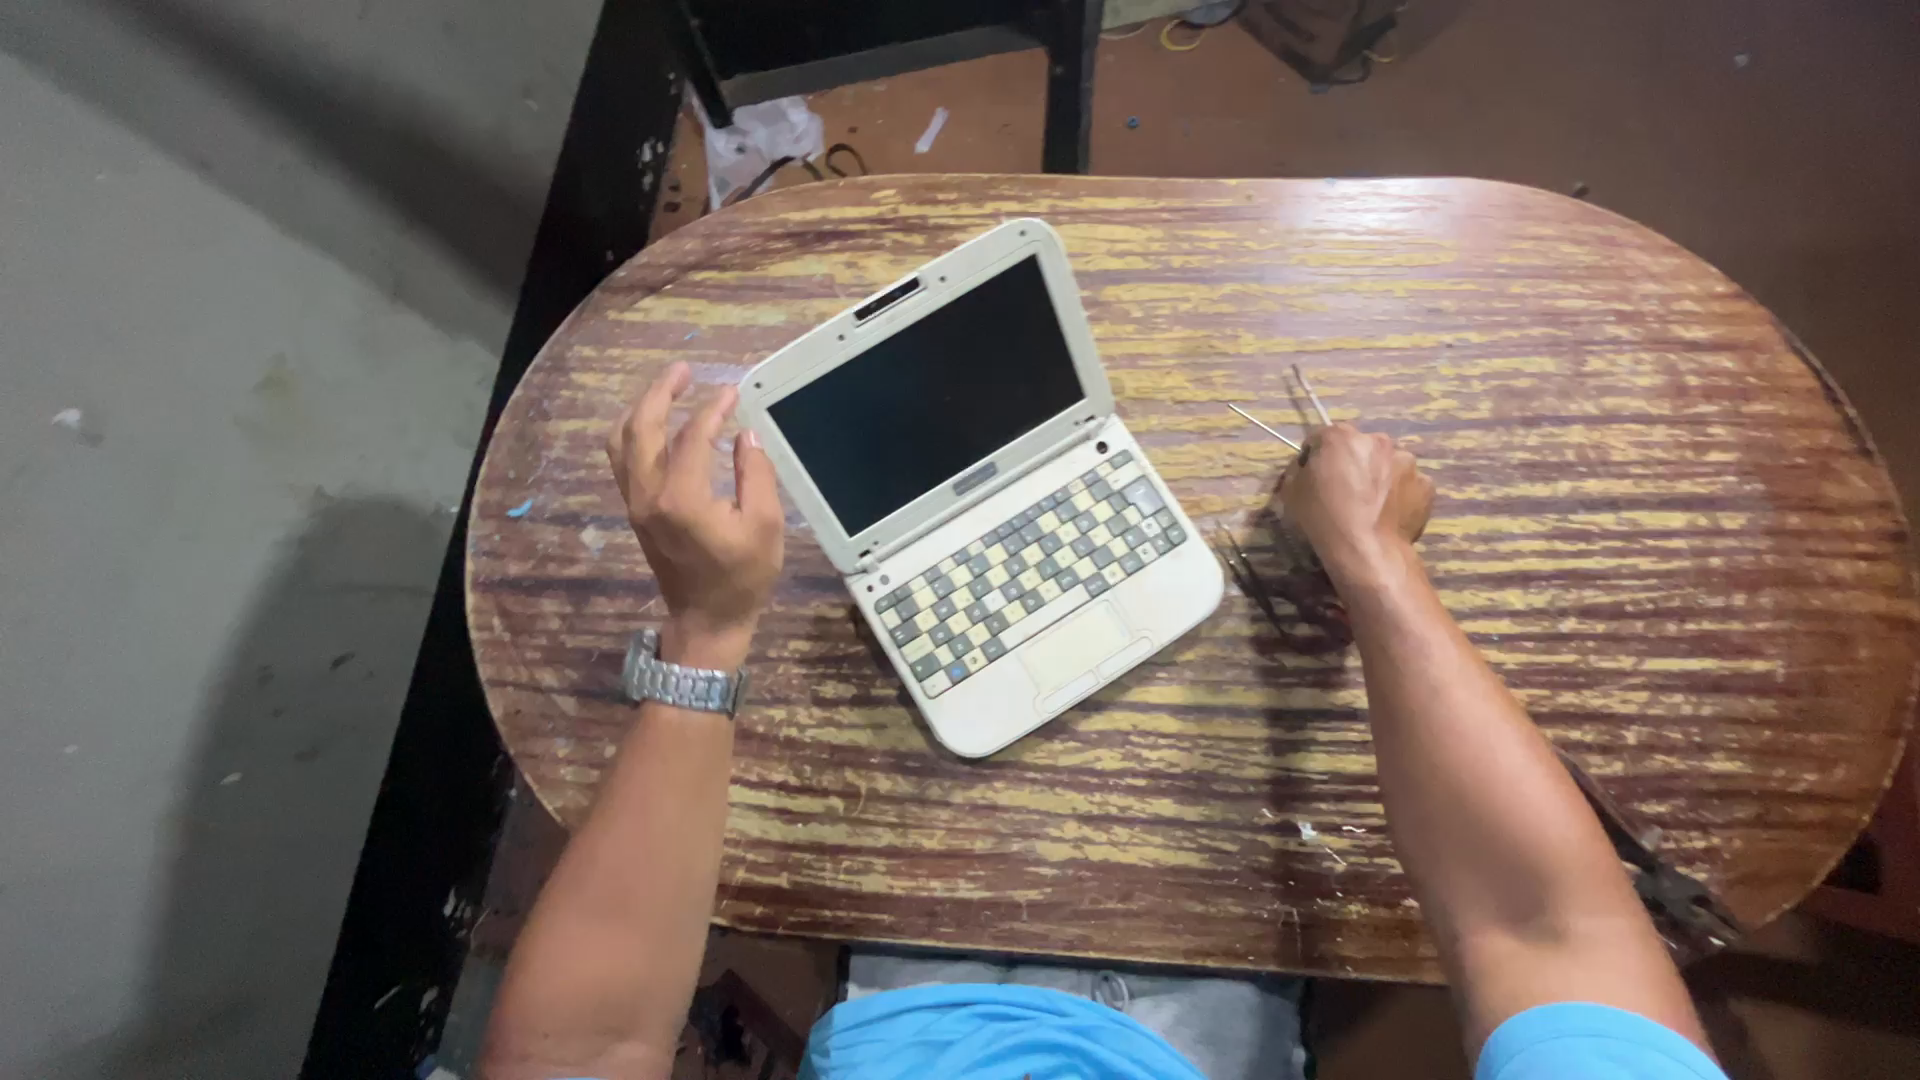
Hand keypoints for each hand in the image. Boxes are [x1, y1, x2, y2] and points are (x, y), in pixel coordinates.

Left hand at [606, 362, 783, 667]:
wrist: (707, 620)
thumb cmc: (743, 577)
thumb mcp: (765, 525)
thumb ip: (755, 474)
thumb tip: (745, 435)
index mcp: (682, 498)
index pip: (692, 437)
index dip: (713, 409)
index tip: (732, 391)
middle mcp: (648, 494)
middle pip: (642, 427)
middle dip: (662, 392)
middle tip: (685, 370)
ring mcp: (635, 502)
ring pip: (622, 441)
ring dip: (643, 409)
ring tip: (669, 390)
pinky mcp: (635, 510)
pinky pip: (623, 459)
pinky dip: (635, 432)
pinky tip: (656, 424)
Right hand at [1280, 423, 1433, 586]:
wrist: (1366, 549)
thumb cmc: (1322, 518)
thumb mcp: (1291, 492)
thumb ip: (1299, 470)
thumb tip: (1308, 467)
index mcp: (1341, 437)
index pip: (1321, 437)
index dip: (1313, 456)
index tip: (1311, 475)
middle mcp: (1377, 440)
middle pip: (1359, 447)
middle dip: (1350, 462)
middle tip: (1343, 490)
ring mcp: (1406, 462)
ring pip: (1387, 464)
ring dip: (1377, 476)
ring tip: (1369, 505)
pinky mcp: (1426, 484)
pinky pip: (1406, 484)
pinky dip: (1398, 494)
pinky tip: (1387, 514)